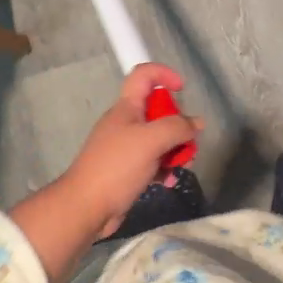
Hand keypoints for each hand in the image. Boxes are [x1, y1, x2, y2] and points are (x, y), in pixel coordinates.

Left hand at [57, 64, 202, 235]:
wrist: (86, 207)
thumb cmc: (117, 166)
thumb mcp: (151, 141)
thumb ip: (177, 128)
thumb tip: (196, 124)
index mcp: (127, 107)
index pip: (143, 75)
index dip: (164, 74)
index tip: (182, 89)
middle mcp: (125, 123)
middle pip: (157, 111)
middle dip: (178, 125)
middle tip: (188, 143)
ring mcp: (125, 147)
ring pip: (158, 139)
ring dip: (173, 150)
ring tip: (181, 167)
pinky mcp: (126, 170)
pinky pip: (152, 161)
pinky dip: (162, 168)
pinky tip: (167, 182)